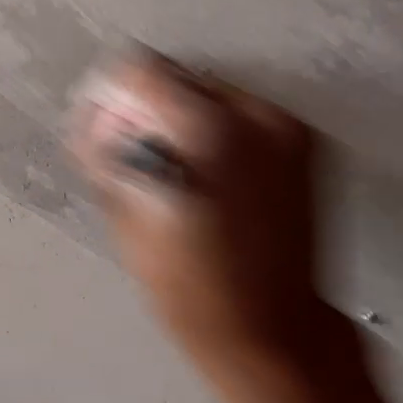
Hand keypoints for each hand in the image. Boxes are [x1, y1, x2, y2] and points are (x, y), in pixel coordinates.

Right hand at [67, 48, 344, 369]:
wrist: (274, 332)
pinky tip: (206, 180)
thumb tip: (97, 114)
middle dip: (147, 111)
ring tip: (174, 175)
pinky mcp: (304, 146)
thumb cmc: (188, 285)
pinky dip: (215, 135)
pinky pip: (240, 118)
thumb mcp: (126, 213)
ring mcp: (288, 129)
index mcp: (207, 129)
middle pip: (177, 80)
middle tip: (136, 159)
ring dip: (181, 122)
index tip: (106, 131)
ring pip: (209, 96)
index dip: (113, 98)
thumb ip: (106, 149)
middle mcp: (256, 115)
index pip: (141, 70)